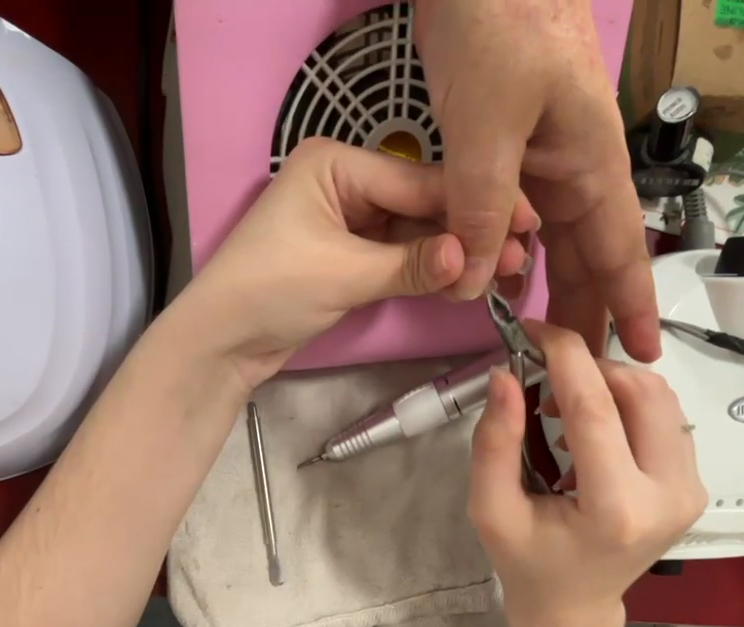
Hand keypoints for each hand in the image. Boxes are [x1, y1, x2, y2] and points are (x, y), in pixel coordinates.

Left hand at [174, 138, 534, 388]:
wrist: (221, 343)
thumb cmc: (270, 291)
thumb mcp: (345, 274)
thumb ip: (412, 264)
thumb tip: (473, 257)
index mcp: (335, 164)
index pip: (416, 181)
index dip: (468, 206)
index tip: (522, 224)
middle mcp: (342, 184)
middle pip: (418, 205)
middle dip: (464, 233)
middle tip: (521, 255)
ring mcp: (344, 221)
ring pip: (410, 234)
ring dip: (449, 255)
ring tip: (501, 272)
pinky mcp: (344, 257)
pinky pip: (395, 257)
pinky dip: (423, 271)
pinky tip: (461, 280)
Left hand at [415, 0, 659, 358]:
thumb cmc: (497, 25)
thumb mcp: (487, 125)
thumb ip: (479, 209)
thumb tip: (474, 287)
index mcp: (587, 165)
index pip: (617, 252)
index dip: (628, 307)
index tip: (642, 357)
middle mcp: (571, 169)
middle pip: (587, 256)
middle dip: (585, 312)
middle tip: (576, 371)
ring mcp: (540, 160)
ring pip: (550, 240)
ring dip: (547, 287)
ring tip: (539, 340)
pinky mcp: (506, 150)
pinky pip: (514, 216)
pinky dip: (507, 251)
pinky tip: (495, 278)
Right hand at [468, 321, 704, 626]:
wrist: (573, 607)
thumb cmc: (525, 563)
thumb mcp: (490, 510)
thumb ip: (494, 443)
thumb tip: (505, 375)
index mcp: (617, 508)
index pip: (597, 409)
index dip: (565, 358)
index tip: (534, 329)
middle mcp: (670, 495)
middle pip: (642, 392)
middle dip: (590, 368)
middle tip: (543, 375)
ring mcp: (690, 489)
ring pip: (660, 398)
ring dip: (610, 384)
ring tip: (563, 404)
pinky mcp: (694, 484)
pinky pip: (666, 418)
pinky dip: (626, 405)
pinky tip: (591, 427)